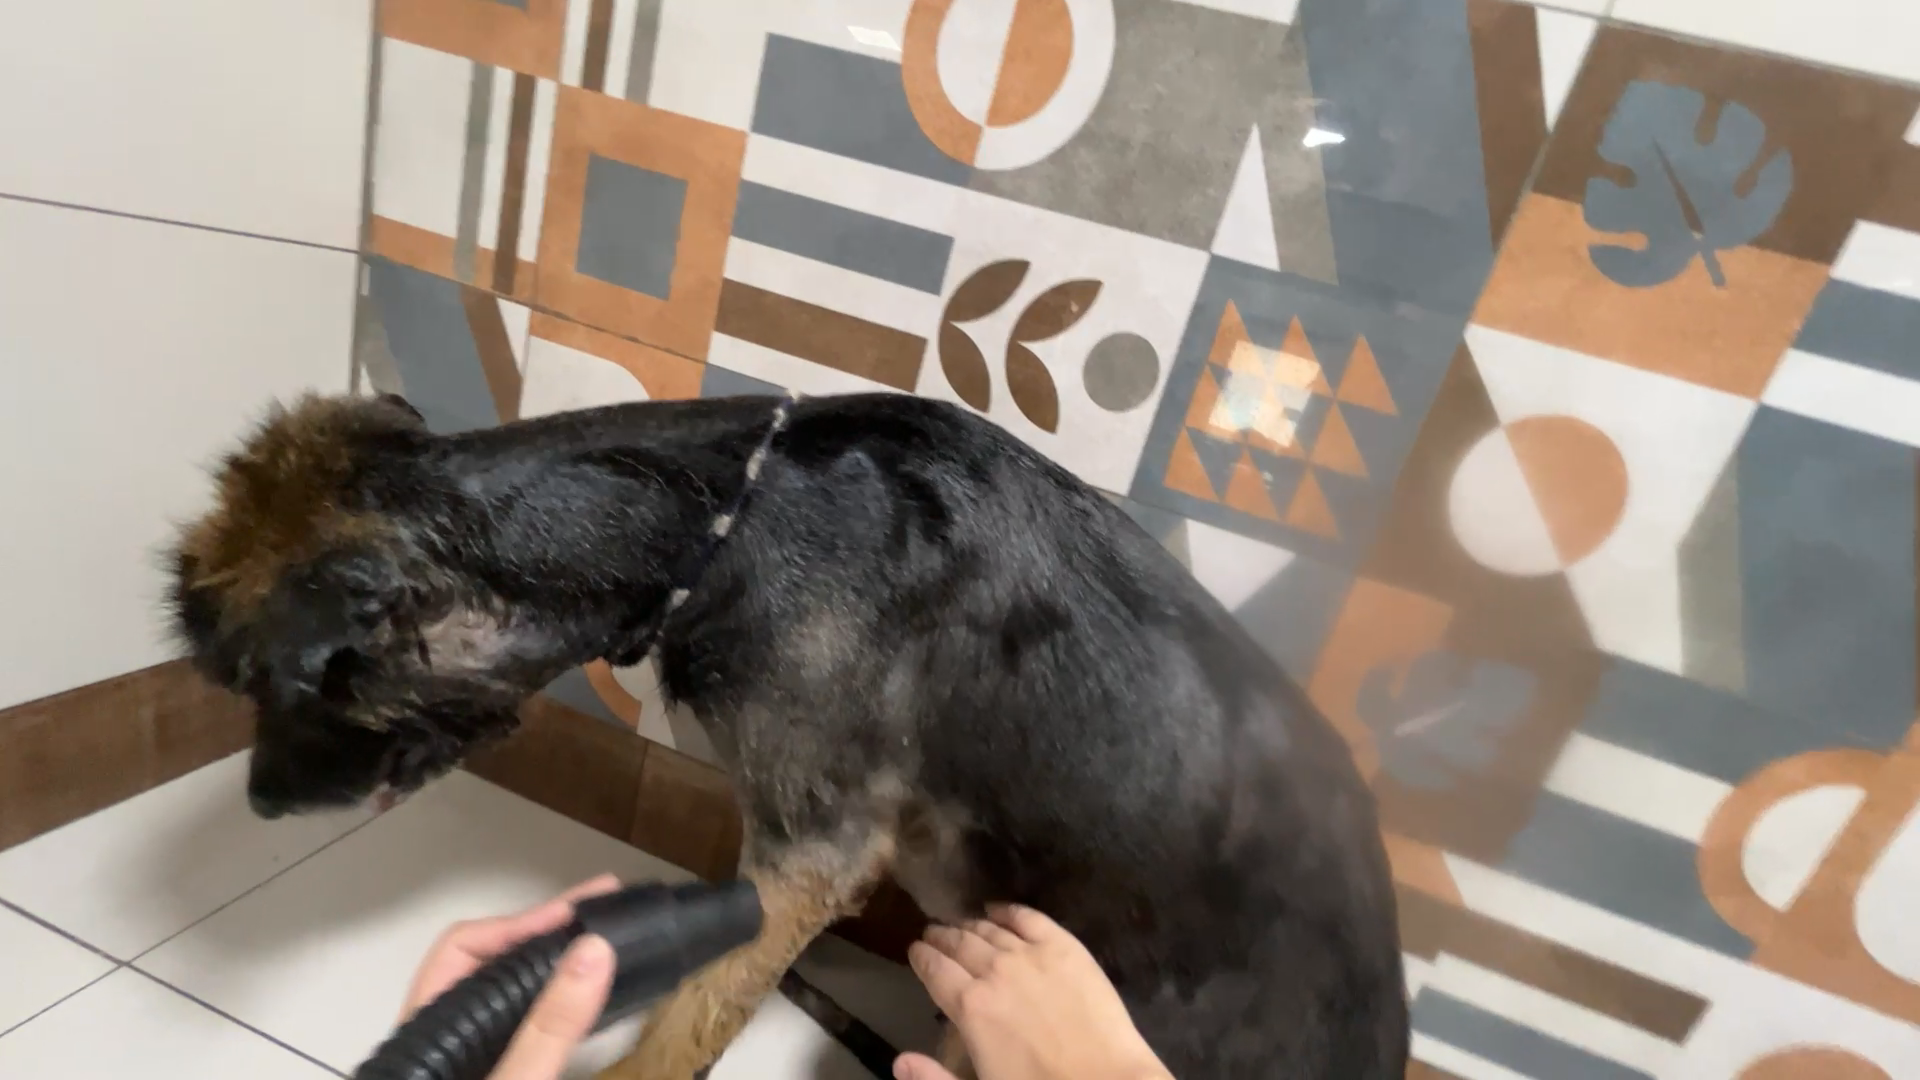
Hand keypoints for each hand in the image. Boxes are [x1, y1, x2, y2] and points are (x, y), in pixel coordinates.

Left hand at [402, 875, 622, 1079]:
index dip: (521, 924)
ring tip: (604, 938)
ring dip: (551, 961)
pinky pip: (522, 1022)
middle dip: (546, 932)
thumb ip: (548, 1028)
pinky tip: (584, 995)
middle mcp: (438, 1044)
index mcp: (423, 1037)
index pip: (460, 946)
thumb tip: (595, 948)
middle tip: (606, 907)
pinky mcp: (494, 1074)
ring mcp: (465, 1062)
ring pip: (503, 994)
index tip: (578, 915)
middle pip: (485, 963)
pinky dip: (555, 998)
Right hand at [896, 905, 1171, 1079]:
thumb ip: (935, 1078)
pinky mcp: (1064, 946)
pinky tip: (998, 908)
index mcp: (971, 1007)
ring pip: (990, 928)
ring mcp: (1030, 953)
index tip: (915, 949)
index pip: (935, 970)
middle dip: (942, 936)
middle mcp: (995, 970)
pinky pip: (1028, 917)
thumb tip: (899, 1061)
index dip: (922, 957)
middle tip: (932, 931)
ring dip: (971, 925)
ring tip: (961, 923)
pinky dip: (1008, 910)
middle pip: (960, 943)